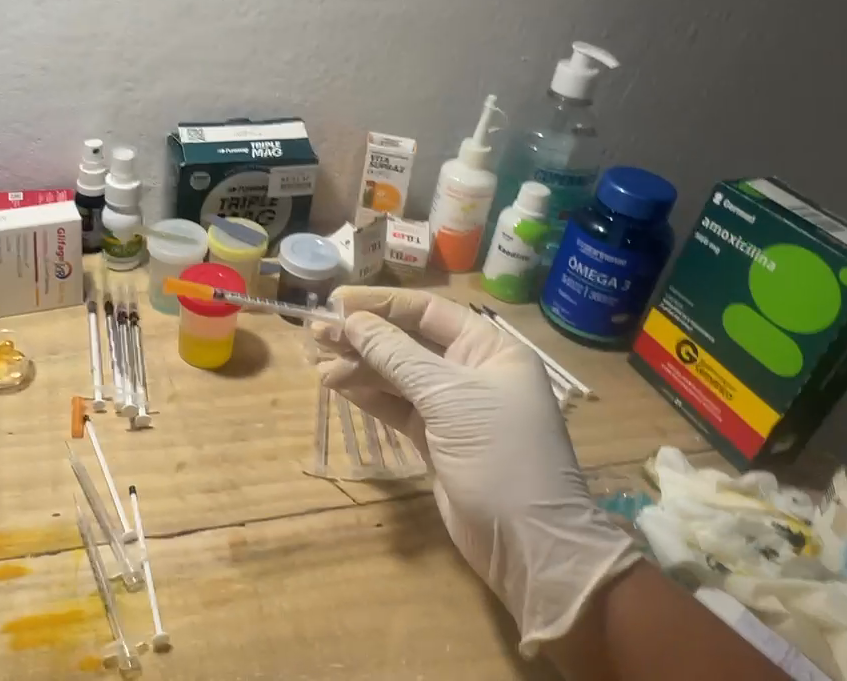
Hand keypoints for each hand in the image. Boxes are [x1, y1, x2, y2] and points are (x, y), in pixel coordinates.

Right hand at [314, 285, 641, 656]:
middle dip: (364, 336)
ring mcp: (453, 407)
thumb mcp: (448, 396)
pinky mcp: (436, 438)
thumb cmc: (499, 454)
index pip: (426, 311)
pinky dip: (367, 394)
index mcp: (489, 348)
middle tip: (317, 334)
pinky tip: (336, 384)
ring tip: (318, 363)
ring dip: (359, 366)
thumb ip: (395, 355)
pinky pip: (396, 405)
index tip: (336, 303)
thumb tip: (351, 322)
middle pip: (408, 340)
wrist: (529, 543)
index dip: (380, 304)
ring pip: (397, 374)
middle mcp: (472, 370)